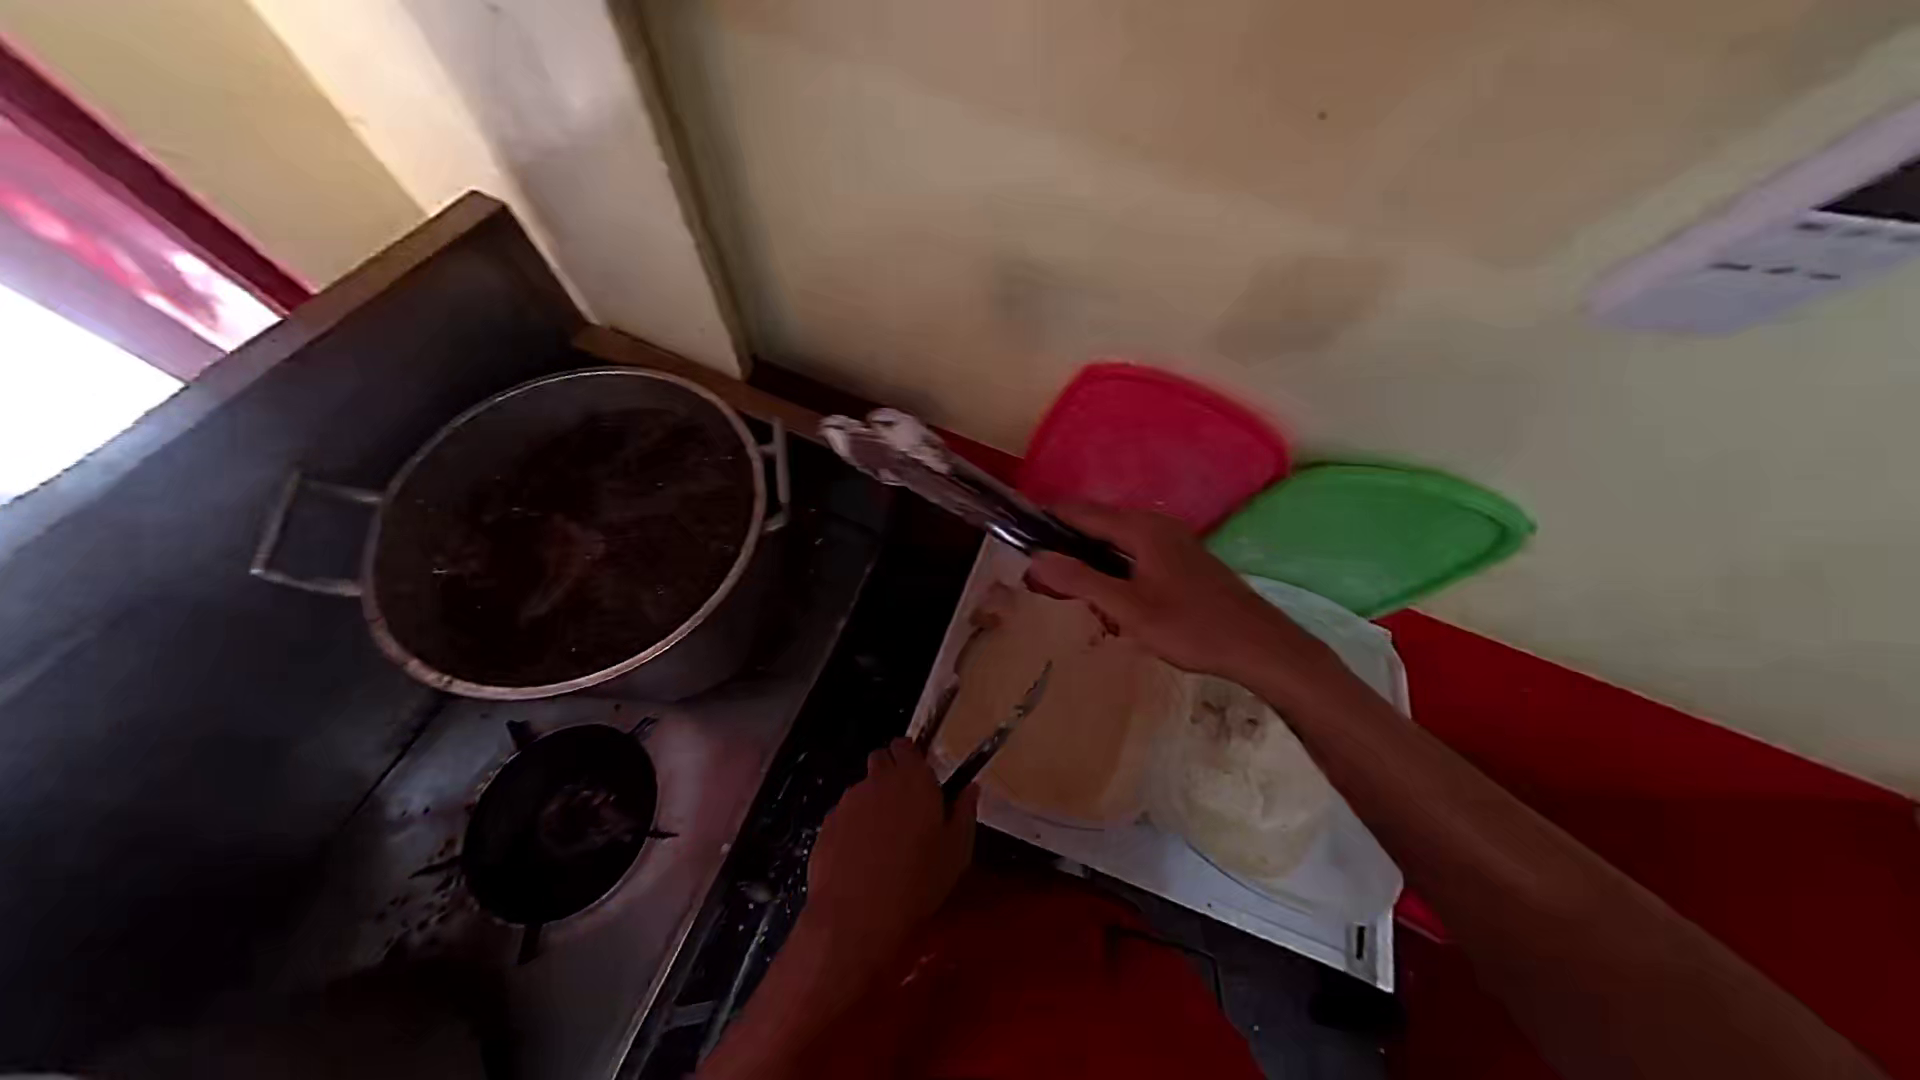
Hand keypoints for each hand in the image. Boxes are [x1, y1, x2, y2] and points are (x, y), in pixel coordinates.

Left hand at [802, 739, 978, 972]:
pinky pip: (843, 816)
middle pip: (880, 759)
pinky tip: (861, 857)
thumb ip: (965, 812)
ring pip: (862, 789)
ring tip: (883, 840)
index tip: (919, 777)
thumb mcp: (957, 850)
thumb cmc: (917, 881)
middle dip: (890, 773)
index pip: (906, 745)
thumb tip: (970, 790)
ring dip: (872, 803)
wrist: (858, 914)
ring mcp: (848, 801)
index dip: (911, 757)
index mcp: (913, 778)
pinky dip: (852, 827)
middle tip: (905, 806)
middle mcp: (878, 780)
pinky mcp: (827, 824)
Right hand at [1027, 503, 1342, 687]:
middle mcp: (1155, 525)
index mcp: (1140, 528)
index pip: (1079, 511)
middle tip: (1039, 580)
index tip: (1017, 541)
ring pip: (1115, 543)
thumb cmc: (1191, 627)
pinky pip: (1133, 556)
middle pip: (1096, 525)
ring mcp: (1172, 542)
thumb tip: (1036, 559)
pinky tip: (1108, 601)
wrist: (1261, 647)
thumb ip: (1080, 581)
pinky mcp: (1181, 561)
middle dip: (1064, 547)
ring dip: (1088, 563)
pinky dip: (1111, 571)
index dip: (1045, 521)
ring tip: (1068, 595)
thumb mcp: (1128, 608)